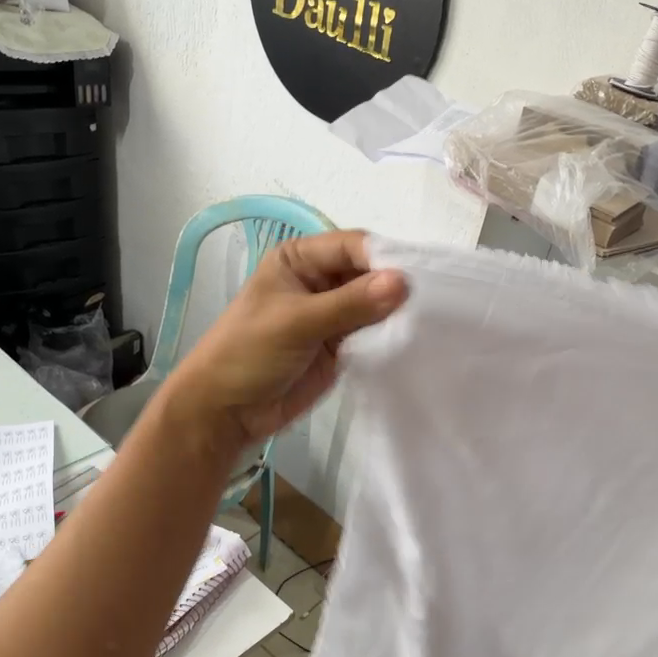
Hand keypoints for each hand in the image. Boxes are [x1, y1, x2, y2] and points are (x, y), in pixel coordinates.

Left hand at [162, 230, 406, 452]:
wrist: (228, 411)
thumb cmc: (249, 353)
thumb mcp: (297, 322)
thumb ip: (350, 303)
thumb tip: (402, 283)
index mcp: (300, 259)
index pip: (353, 245)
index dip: (384, 258)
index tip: (416, 278)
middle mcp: (319, 280)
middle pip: (369, 272)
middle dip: (394, 285)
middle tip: (430, 301)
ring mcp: (332, 314)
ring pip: (376, 303)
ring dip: (396, 311)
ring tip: (428, 320)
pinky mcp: (342, 344)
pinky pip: (374, 331)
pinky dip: (390, 334)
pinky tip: (413, 338)